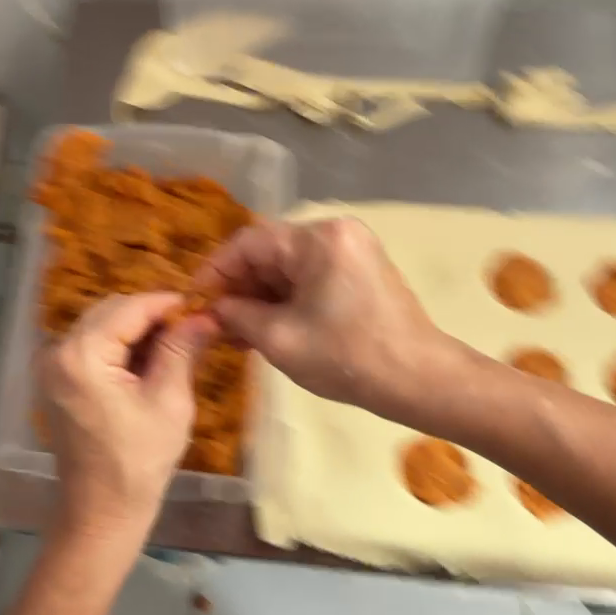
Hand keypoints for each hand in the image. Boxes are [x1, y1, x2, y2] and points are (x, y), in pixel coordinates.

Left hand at [37, 293, 215, 543]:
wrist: (100, 512)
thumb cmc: (138, 463)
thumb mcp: (169, 402)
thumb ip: (181, 350)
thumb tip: (205, 315)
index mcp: (82, 354)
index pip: (129, 307)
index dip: (167, 303)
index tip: (201, 305)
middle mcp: (57, 351)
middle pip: (110, 310)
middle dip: (151, 315)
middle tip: (191, 328)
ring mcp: (51, 365)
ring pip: (100, 325)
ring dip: (135, 330)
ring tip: (174, 346)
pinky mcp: (55, 379)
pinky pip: (89, 345)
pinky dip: (118, 346)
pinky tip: (146, 362)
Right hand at [200, 218, 457, 415]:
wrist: (421, 382)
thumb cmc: (347, 357)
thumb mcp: (278, 338)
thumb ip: (236, 315)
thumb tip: (211, 309)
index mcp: (318, 239)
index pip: (248, 242)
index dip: (215, 270)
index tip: (194, 300)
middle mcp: (336, 232)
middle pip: (269, 252)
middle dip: (238, 287)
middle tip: (214, 321)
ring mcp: (351, 251)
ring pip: (287, 267)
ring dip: (259, 296)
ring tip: (235, 331)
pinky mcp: (359, 272)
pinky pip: (308, 278)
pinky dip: (284, 300)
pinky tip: (265, 327)